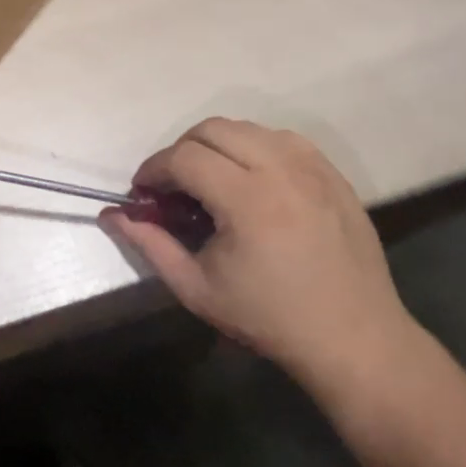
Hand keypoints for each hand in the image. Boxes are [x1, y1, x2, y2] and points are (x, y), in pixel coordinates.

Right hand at [100, 118, 413, 378]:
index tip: (143, 195)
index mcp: (248, 201)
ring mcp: (315, 171)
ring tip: (211, 182)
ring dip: (218, 146)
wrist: (353, 338)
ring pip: (249, 128)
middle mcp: (283, 173)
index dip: (153, 170)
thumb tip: (112, 215)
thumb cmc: (268, 318)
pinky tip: (251, 181)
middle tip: (173, 187)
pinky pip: (285, 140)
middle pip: (214, 129)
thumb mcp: (196, 288)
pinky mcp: (335, 177)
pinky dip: (256, 148)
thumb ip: (150, 244)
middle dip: (180, 151)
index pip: (184, 158)